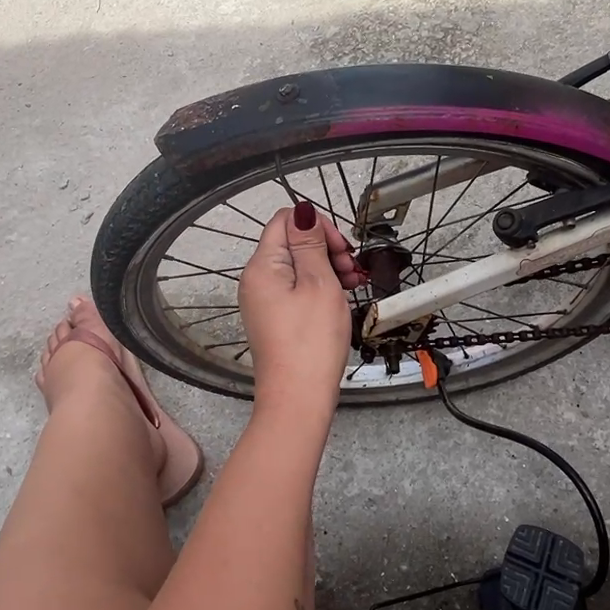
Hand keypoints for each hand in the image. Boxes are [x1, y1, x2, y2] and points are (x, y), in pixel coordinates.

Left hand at [238, 201, 363, 408]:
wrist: (298, 399)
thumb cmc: (310, 344)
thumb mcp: (319, 283)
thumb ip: (310, 243)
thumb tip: (303, 211)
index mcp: (262, 266)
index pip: (286, 220)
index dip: (317, 226)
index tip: (341, 247)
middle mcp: (257, 280)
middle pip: (292, 242)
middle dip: (326, 247)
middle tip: (350, 267)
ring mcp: (265, 300)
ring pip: (299, 266)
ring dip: (328, 268)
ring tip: (351, 284)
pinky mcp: (275, 317)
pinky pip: (298, 288)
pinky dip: (321, 287)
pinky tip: (340, 298)